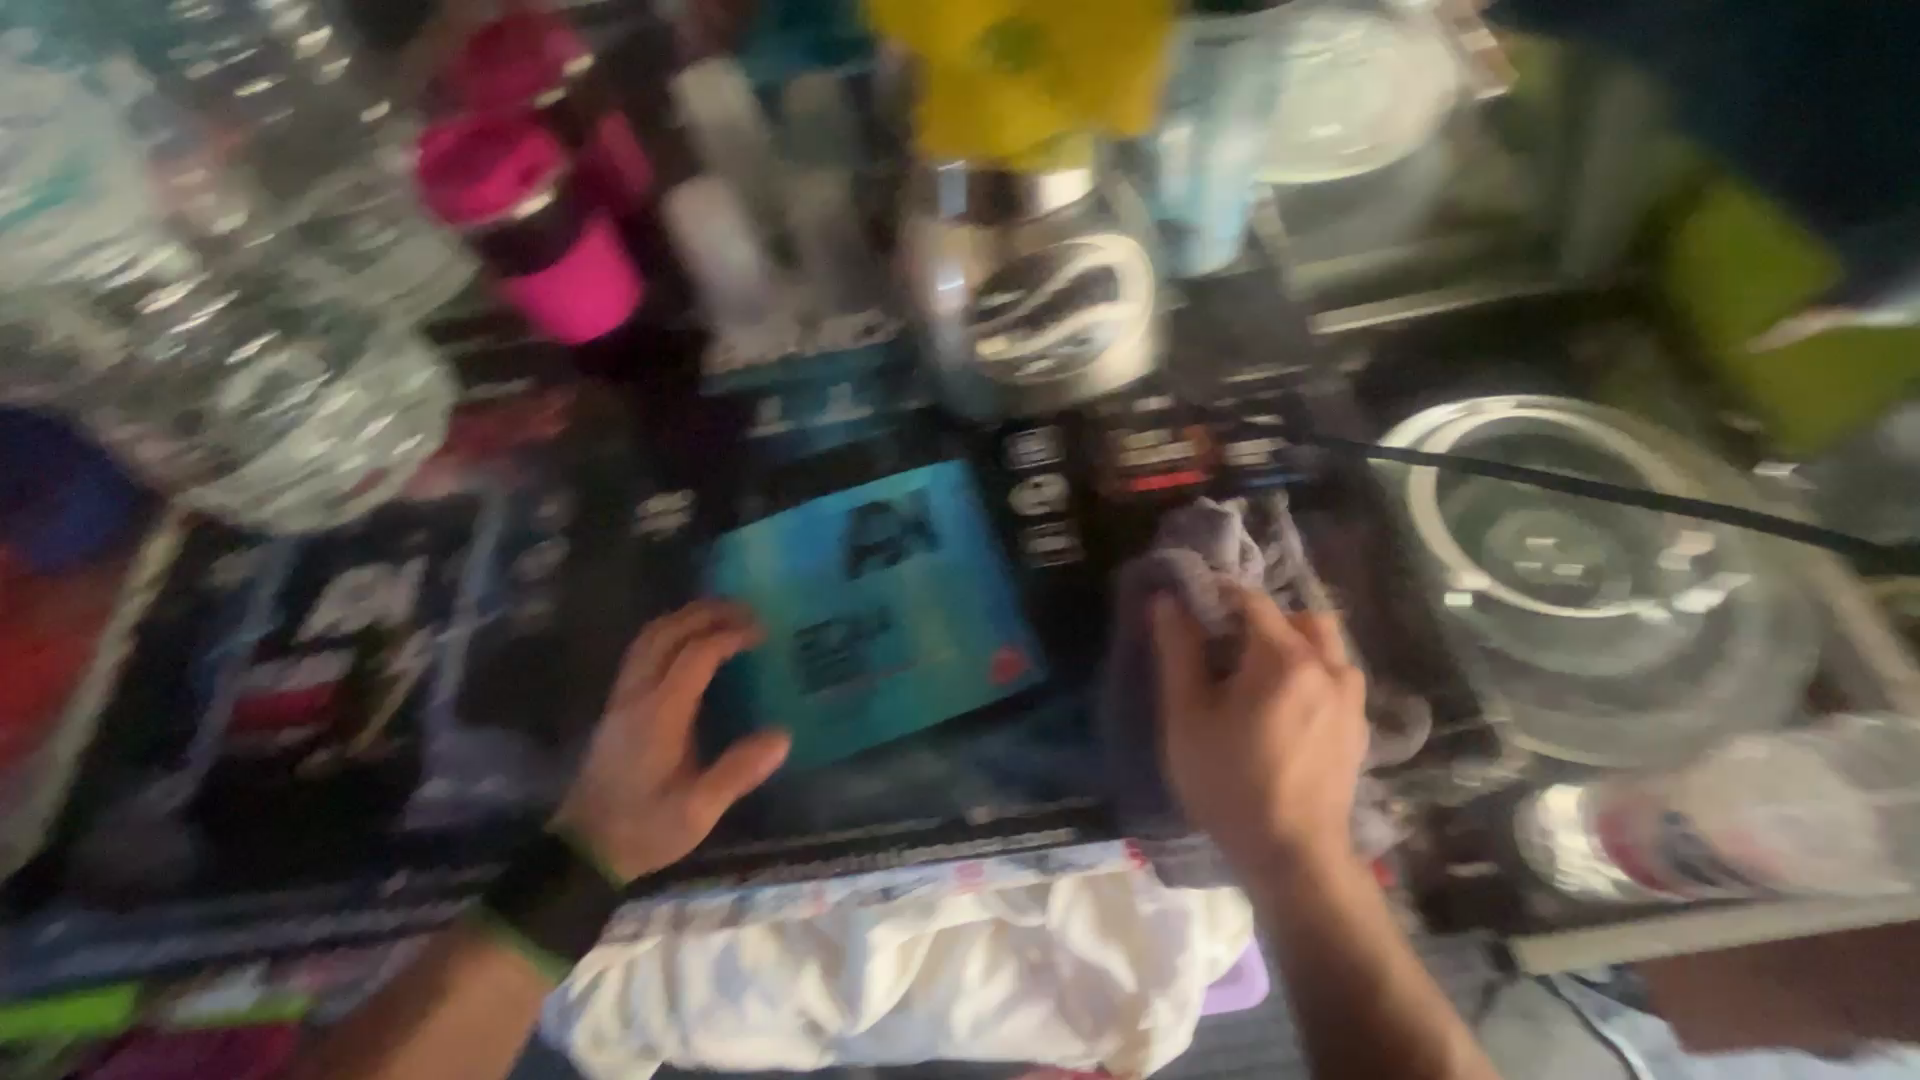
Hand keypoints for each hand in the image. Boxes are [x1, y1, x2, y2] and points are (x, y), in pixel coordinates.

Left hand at [552, 600, 790, 881]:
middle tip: (747, 611)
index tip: (763, 633)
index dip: (730, 635)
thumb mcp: (697, 810)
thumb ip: (737, 771)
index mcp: (660, 713)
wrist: (585, 849)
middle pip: (667, 632)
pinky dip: (670, 634)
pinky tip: (690, 645)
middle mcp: (637, 695)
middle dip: (708, 613)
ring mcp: (623, 698)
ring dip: (685, 618)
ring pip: (649, 638)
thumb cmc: (644, 828)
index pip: (696, 655)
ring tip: (721, 617)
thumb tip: (782, 735)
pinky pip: (642, 651)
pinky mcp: (618, 707)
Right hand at [1151, 585, 1367, 872]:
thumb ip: (1178, 651)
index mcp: (1284, 658)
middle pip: (1300, 617)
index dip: (1218, 596)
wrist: (1292, 854)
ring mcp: (1351, 699)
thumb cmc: (1228, 782)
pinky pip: (1337, 678)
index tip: (1192, 608)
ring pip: (1326, 646)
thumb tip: (1169, 601)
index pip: (1251, 600)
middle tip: (1226, 645)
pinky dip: (1311, 674)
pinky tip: (1283, 709)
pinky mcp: (1358, 727)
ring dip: (1293, 644)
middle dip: (1263, 619)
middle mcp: (1329, 666)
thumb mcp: (1186, 716)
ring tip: (1257, 677)